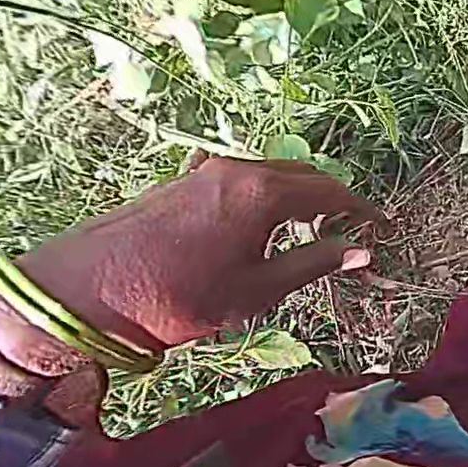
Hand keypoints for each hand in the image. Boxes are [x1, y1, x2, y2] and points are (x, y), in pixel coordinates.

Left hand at [0, 156, 383, 427]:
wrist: (86, 291)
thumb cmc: (181, 297)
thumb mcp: (257, 289)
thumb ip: (314, 262)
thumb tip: (363, 252)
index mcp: (262, 192)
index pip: (330, 191)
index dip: (361, 208)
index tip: (382, 227)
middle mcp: (238, 169)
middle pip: (303, 174)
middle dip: (333, 198)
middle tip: (351, 228)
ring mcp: (208, 171)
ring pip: (272, 173)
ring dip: (300, 195)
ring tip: (312, 229)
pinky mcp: (185, 180)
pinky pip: (245, 178)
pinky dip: (270, 194)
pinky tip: (264, 224)